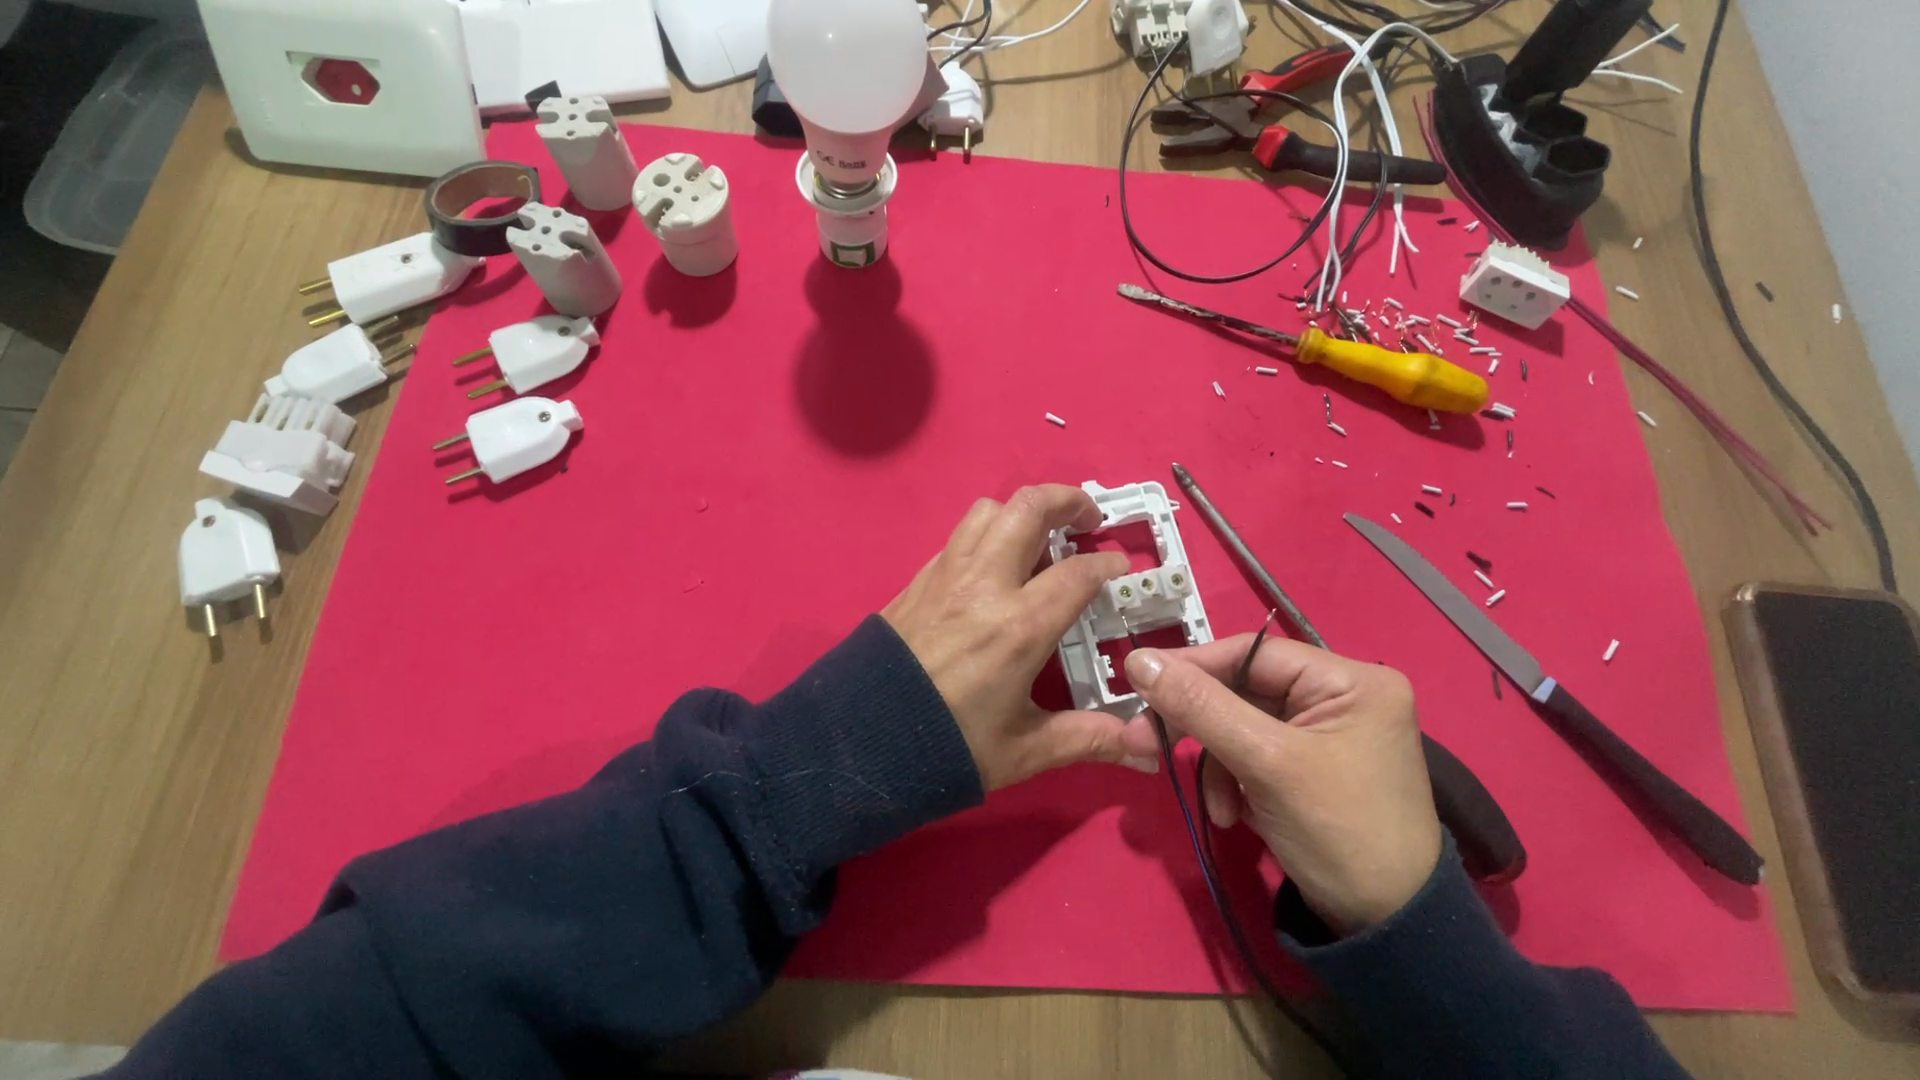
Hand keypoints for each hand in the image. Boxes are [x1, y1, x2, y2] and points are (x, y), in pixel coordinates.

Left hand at [882, 485, 1164, 791]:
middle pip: (1029, 508)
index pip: (1077, 572)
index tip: (1119, 566)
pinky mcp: (918, 581)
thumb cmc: (948, 748)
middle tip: (1087, 518)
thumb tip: (1148, 749)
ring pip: (988, 511)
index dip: (1107, 562)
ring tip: (1041, 537)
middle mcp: (984, 586)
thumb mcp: (1025, 749)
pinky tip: (995, 566)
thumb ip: (1090, 738)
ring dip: (1022, 511)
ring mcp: (945, 576)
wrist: (859, 743)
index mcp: (1018, 625)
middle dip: (1067, 500)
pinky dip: (988, 533)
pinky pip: (960, 537)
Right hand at [1125, 636, 1441, 934]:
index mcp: (1350, 680)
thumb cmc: (1337, 833)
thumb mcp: (1265, 763)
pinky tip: (1236, 815)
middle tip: (1143, 744)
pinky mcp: (1309, 768)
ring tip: (1219, 809)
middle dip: (1200, 726)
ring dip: (1217, 766)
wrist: (1387, 929)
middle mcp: (1340, 697)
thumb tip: (1137, 659)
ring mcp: (1324, 734)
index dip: (1193, 666)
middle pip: (1242, 689)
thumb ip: (1200, 706)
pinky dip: (1234, 783)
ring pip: (1239, 725)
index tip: (1138, 682)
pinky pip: (1252, 755)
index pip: (1252, 653)